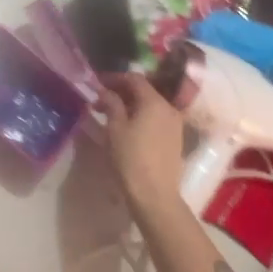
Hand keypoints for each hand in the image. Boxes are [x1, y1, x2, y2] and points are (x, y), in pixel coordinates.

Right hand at [96, 73, 185, 212]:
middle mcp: (169, 107)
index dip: (114, 78)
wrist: (154, 193)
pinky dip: (141, 116)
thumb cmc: (131, 158)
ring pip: (151, 105)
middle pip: (145, 90)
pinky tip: (128, 127)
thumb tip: (105, 91)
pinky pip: (156, 119)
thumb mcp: (115, 129)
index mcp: (154, 101)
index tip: (97, 84)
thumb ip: (111, 104)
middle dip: (122, 92)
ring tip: (111, 115)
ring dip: (131, 105)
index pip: (135, 78)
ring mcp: (175, 124)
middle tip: (100, 100)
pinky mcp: (175, 139)